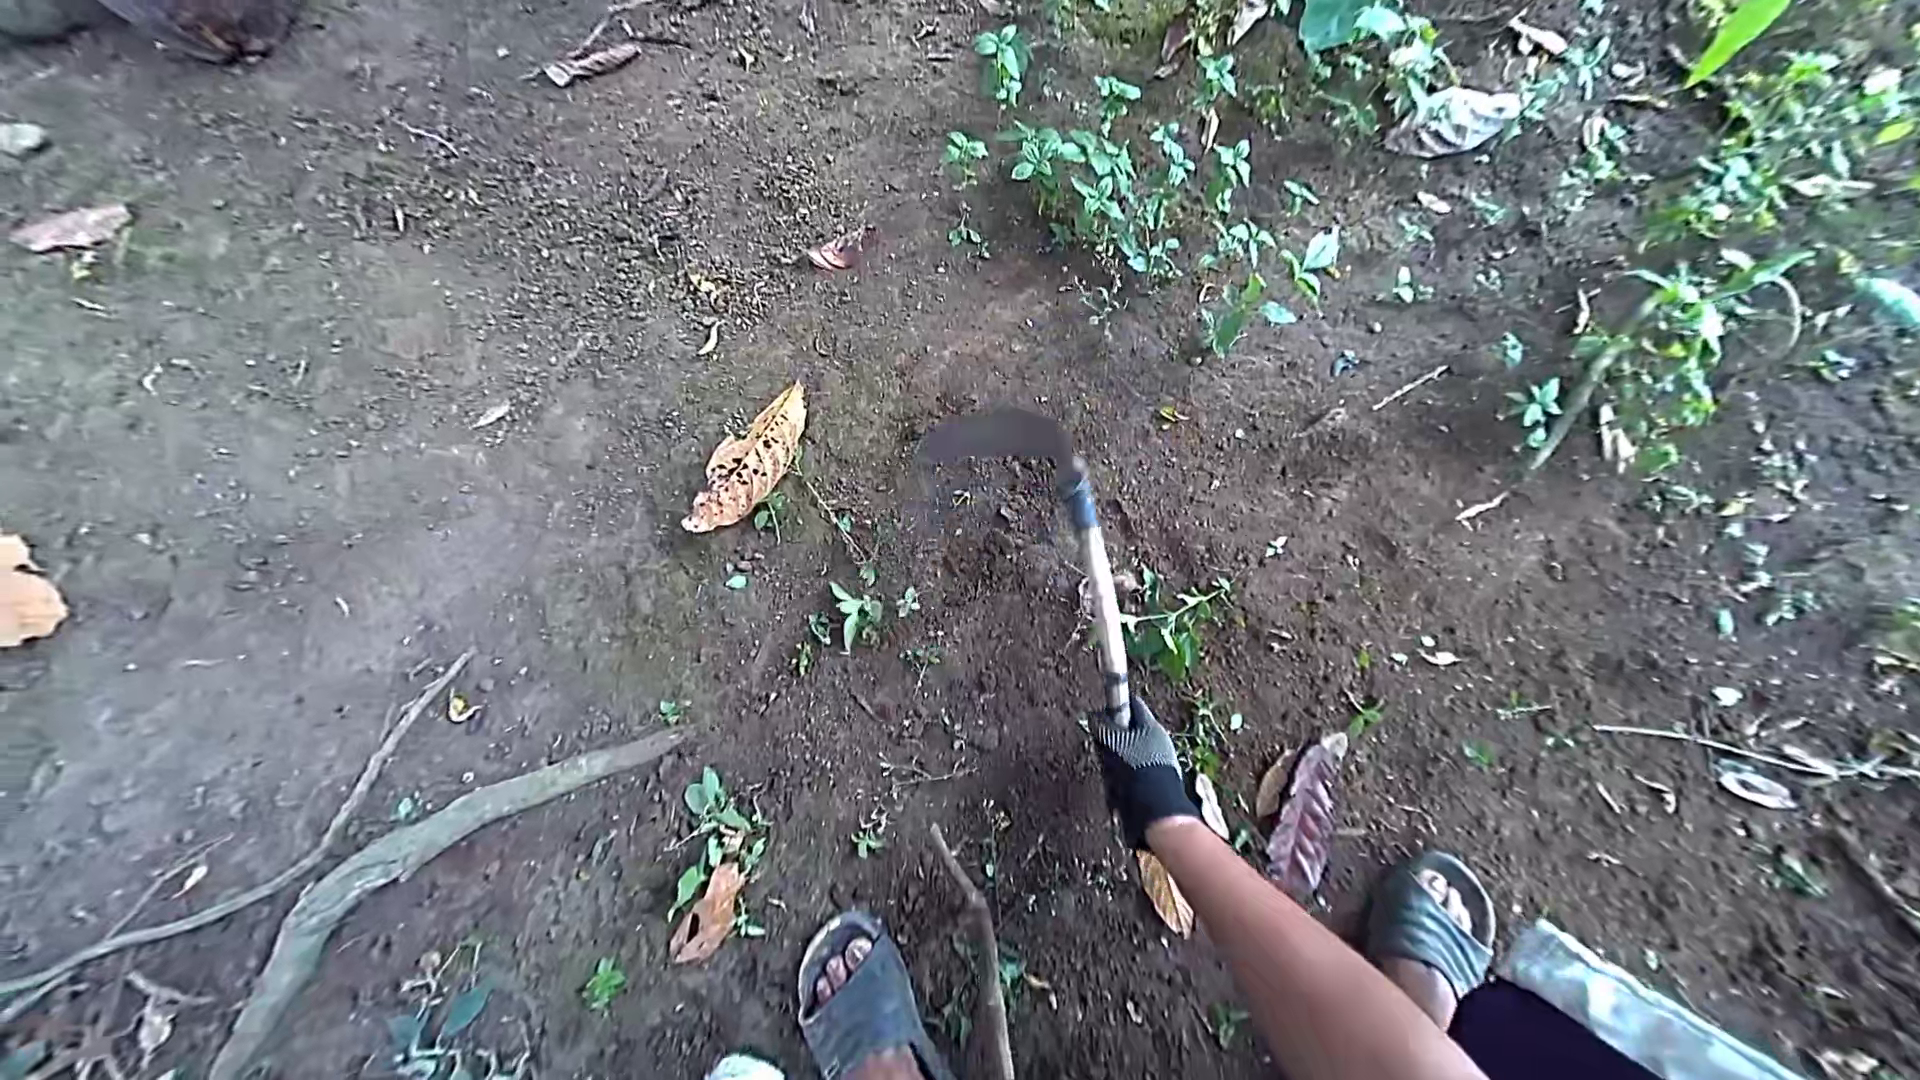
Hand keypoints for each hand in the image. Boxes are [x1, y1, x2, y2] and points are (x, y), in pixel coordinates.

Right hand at [1091, 694, 1199, 848]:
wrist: (1157, 813)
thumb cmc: (1136, 772)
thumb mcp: (1112, 742)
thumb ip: (1102, 725)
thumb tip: (1094, 716)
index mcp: (1152, 727)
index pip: (1132, 704)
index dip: (1115, 706)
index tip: (1100, 715)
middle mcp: (1160, 742)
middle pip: (1130, 730)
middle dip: (1112, 738)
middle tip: (1101, 747)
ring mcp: (1161, 762)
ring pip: (1131, 752)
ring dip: (1117, 760)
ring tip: (1110, 773)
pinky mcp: (1158, 782)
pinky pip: (1135, 772)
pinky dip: (1124, 777)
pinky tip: (1118, 789)